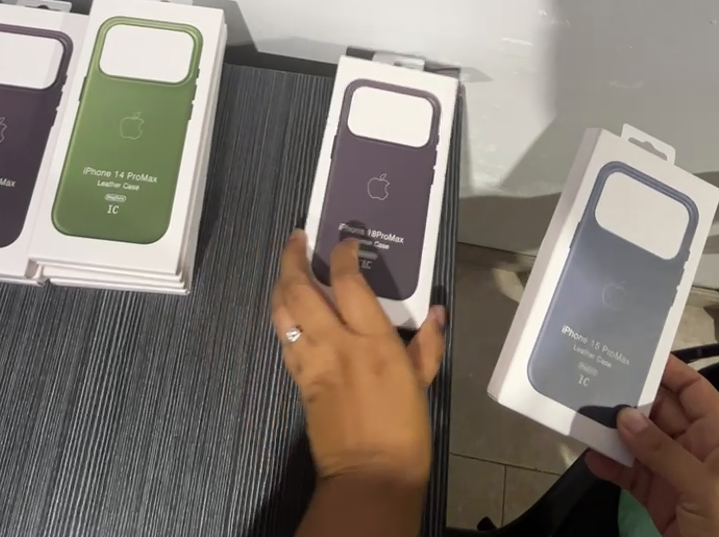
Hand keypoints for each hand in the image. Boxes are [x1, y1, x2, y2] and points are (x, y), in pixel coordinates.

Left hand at [270, 230, 446, 486]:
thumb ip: (428, 344)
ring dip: (281, 283)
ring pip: (284, 311)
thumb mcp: (422, 383)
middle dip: (293, 257)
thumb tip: (437, 312)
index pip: (348, 281)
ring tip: (287, 266)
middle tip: (297, 238)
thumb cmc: (404, 430)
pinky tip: (289, 309)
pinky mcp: (299, 380)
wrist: (370, 479)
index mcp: (371, 339)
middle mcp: (336, 342)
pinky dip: (283, 317)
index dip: (342, 254)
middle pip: (301, 288)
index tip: (344, 240)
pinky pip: (285, 340)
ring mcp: (312, 361)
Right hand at [584, 356, 718, 536]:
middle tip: (593, 375)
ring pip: (641, 443)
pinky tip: (590, 456)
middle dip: (631, 396)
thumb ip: (664, 452)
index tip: (635, 350)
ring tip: (582, 411)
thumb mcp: (709, 492)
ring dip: (614, 430)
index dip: (671, 370)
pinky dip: (611, 465)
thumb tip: (623, 415)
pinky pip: (632, 475)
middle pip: (662, 414)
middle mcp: (698, 455)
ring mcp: (678, 481)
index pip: (696, 393)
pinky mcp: (661, 506)